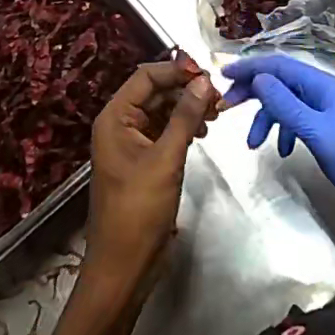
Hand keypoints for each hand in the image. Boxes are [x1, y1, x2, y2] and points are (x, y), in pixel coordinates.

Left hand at [86, 55, 218, 281]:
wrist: (124, 264)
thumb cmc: (138, 209)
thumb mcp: (166, 159)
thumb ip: (185, 117)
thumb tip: (203, 81)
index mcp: (115, 116)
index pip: (145, 77)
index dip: (176, 70)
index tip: (208, 74)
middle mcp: (119, 123)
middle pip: (154, 92)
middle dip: (185, 90)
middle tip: (219, 97)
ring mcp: (130, 143)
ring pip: (160, 111)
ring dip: (187, 109)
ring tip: (216, 115)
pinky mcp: (143, 161)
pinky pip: (163, 132)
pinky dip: (183, 128)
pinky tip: (202, 133)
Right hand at [222, 54, 334, 290]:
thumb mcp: (318, 133)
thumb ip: (286, 104)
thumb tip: (258, 77)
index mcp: (324, 86)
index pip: (279, 65)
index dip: (250, 67)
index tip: (222, 75)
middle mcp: (325, 95)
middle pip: (280, 82)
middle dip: (253, 92)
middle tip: (228, 106)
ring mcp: (329, 116)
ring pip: (286, 105)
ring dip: (266, 119)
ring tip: (253, 144)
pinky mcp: (331, 136)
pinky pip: (297, 123)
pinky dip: (283, 133)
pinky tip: (283, 152)